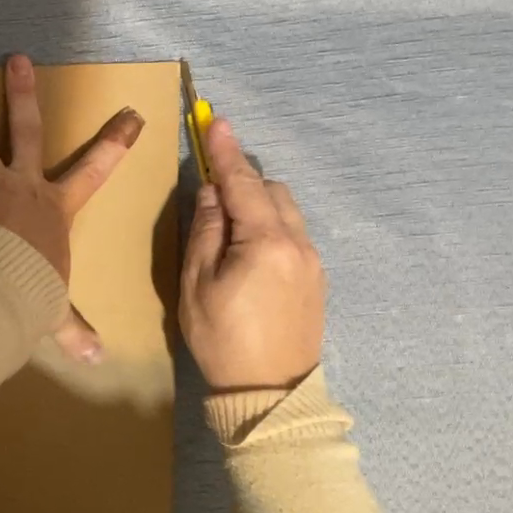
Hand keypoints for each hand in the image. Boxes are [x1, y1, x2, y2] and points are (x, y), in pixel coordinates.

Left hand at [0, 54, 144, 362]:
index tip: (132, 113)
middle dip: (22, 93)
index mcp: (56, 207)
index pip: (96, 169)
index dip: (116, 141)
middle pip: (26, 129)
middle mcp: (23, 185)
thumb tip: (96, 360)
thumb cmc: (33, 293)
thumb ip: (73, 329)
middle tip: (17, 60)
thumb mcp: (56, 309)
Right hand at [179, 118, 326, 390]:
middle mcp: (298, 243)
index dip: (226, 151)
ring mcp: (312, 261)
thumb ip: (205, 231)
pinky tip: (245, 252)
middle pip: (271, 190)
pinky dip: (268, 226)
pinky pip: (291, 234)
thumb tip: (212, 192)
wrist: (269, 391)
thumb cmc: (221, 337)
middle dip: (242, 181)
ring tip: (226, 227)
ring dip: (257, 204)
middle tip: (209, 193)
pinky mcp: (315, 279)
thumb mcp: (196, 283)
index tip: (215, 121)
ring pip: (285, 211)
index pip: (243, 183)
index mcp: (266, 241)